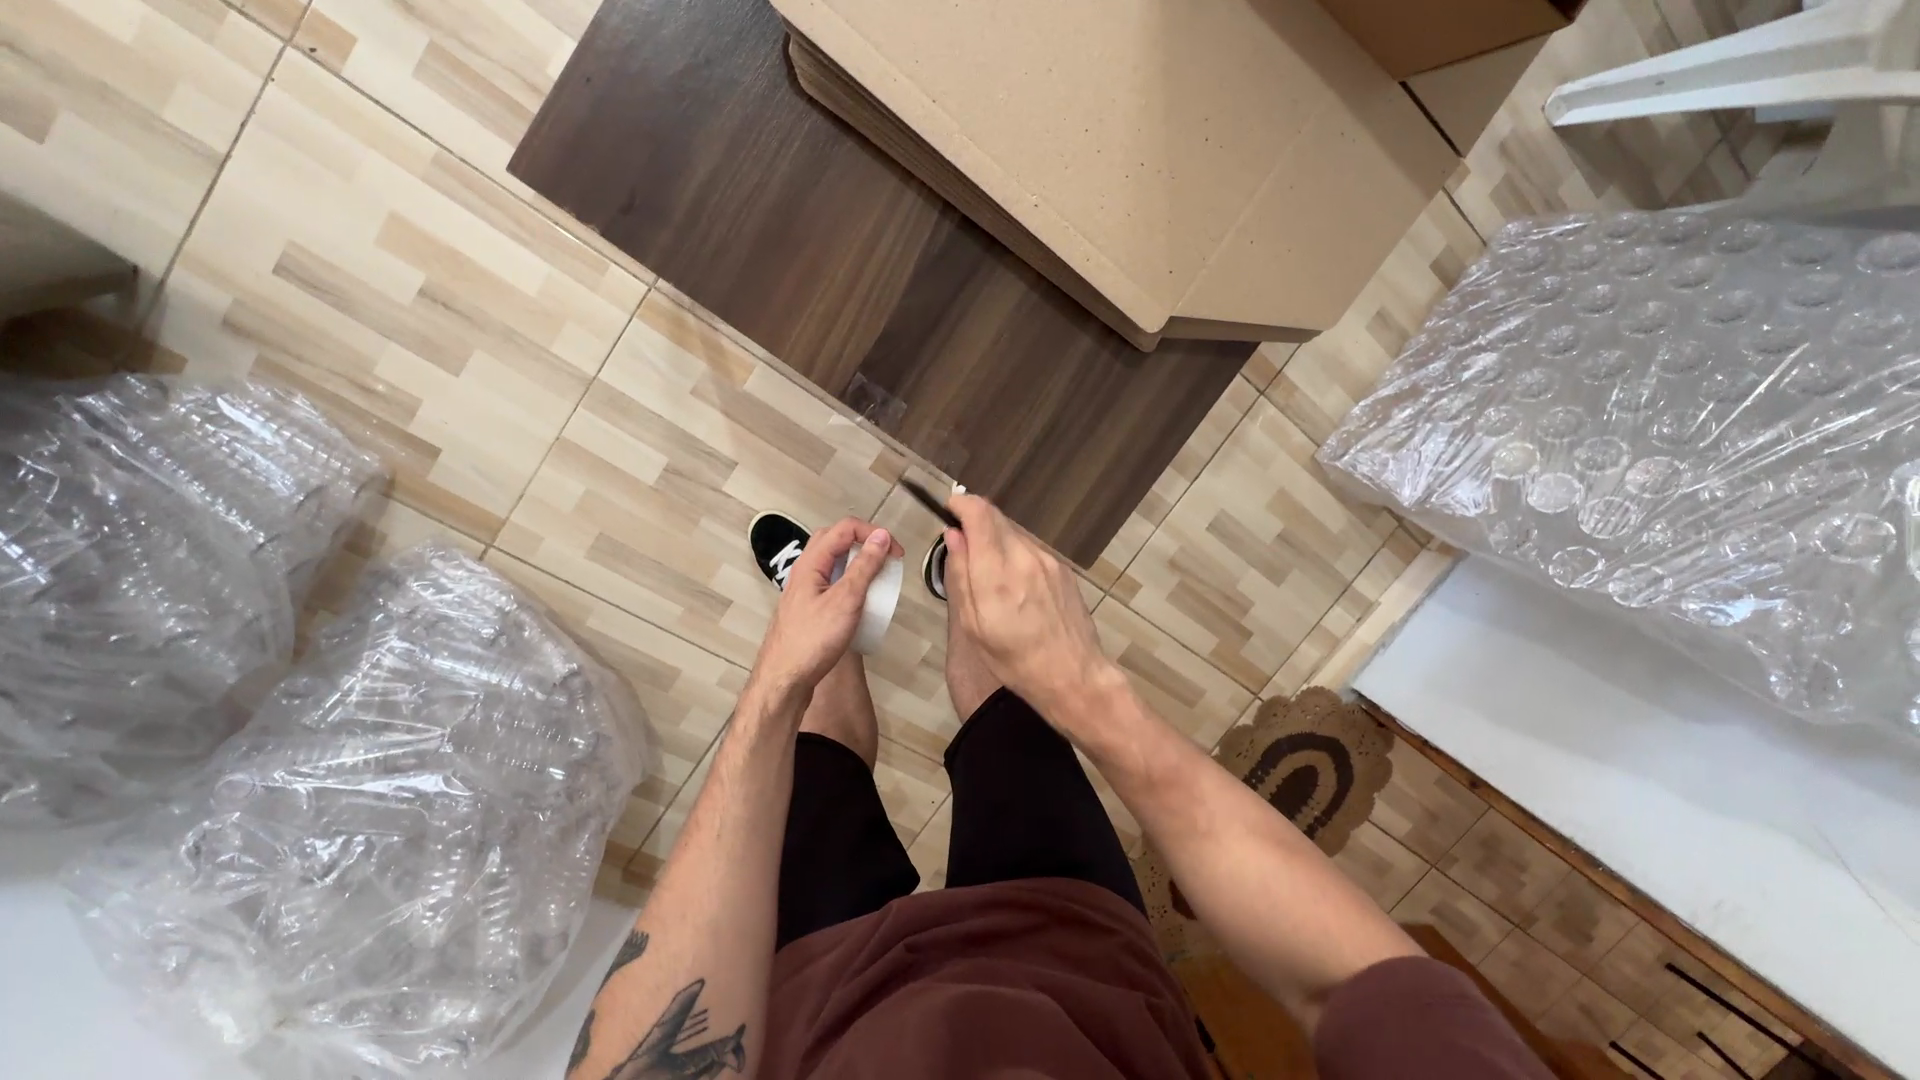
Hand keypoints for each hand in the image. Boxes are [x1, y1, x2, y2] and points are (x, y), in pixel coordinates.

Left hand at [748, 518, 903, 704]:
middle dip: (864, 542)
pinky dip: (849, 583)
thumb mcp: (846, 601)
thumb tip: (881, 537)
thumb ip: (864, 567)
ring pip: (832, 563)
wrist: (784, 680)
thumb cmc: (813, 641)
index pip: (844, 528)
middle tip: (886, 558)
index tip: (896, 553)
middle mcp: (804, 571)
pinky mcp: (807, 609)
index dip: (873, 533)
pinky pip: (830, 583)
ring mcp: (804, 591)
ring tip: (877, 579)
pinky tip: (860, 602)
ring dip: (857, 562)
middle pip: (835, 540)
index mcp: (811, 563)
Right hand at [944, 495, 1120, 723]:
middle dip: (976, 521)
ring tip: (988, 573)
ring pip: (1015, 533)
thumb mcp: (973, 626)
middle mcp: (1024, 557)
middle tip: (963, 545)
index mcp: (996, 573)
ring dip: (996, 539)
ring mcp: (1048, 561)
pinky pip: (1031, 549)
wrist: (1073, 675)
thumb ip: (961, 575)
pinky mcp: (1063, 569)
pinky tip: (1015, 585)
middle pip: (996, 517)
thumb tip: (953, 536)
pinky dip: (1015, 554)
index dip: (961, 504)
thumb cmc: (1014, 660)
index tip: (949, 510)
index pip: (979, 513)